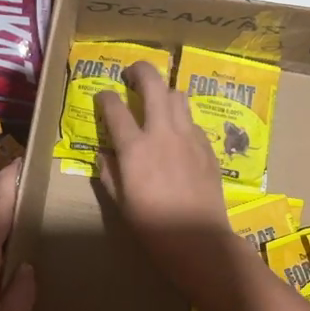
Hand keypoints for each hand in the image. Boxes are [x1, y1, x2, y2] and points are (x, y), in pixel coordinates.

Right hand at [95, 63, 238, 292]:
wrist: (199, 239)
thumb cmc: (153, 226)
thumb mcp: (120, 202)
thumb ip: (110, 172)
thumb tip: (104, 153)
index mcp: (135, 147)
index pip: (114, 107)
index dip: (105, 97)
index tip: (102, 97)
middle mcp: (162, 132)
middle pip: (153, 83)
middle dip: (139, 70)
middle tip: (131, 75)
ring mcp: (188, 136)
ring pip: (177, 95)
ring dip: (163, 91)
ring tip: (156, 101)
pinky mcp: (206, 145)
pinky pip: (191, 120)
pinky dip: (179, 118)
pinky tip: (176, 134)